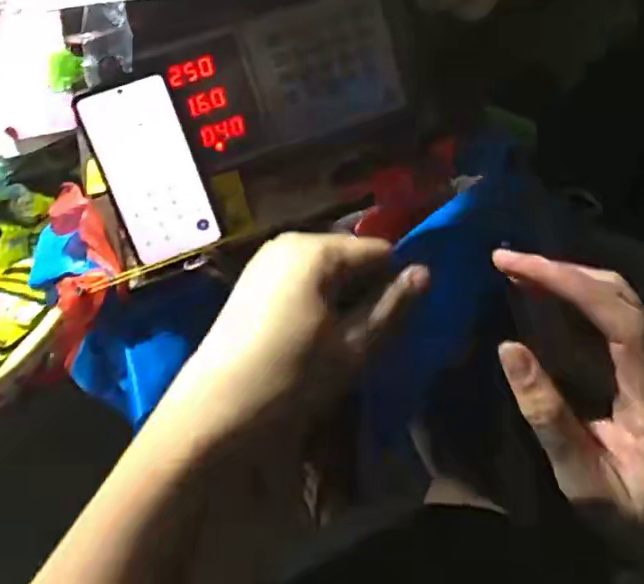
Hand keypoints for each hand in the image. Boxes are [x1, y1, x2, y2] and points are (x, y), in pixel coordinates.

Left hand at [158, 233, 427, 444]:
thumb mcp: (353, 348)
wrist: (216, 405)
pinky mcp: (252, 276)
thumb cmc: (291, 374)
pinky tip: (313, 333)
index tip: (403, 319)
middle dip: (367, 287)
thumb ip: (392, 307)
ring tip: (344, 338)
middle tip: (372, 333)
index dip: (396, 281)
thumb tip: (426, 272)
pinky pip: (300, 275)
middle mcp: (289, 239)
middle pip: (349, 255)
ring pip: (325, 267)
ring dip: (342, 295)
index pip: (379, 250)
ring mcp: (266, 256)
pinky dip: (316, 296)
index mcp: (315, 248)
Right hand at [492, 250, 643, 524]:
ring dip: (568, 276)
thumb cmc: (637, 520)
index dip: (570, 283)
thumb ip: (548, 418)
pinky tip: (544, 294)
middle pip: (623, 296)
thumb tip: (508, 347)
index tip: (516, 265)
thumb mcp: (585, 484)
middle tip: (504, 260)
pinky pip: (617, 312)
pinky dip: (577, 292)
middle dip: (560, 270)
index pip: (623, 320)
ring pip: (622, 297)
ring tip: (517, 271)